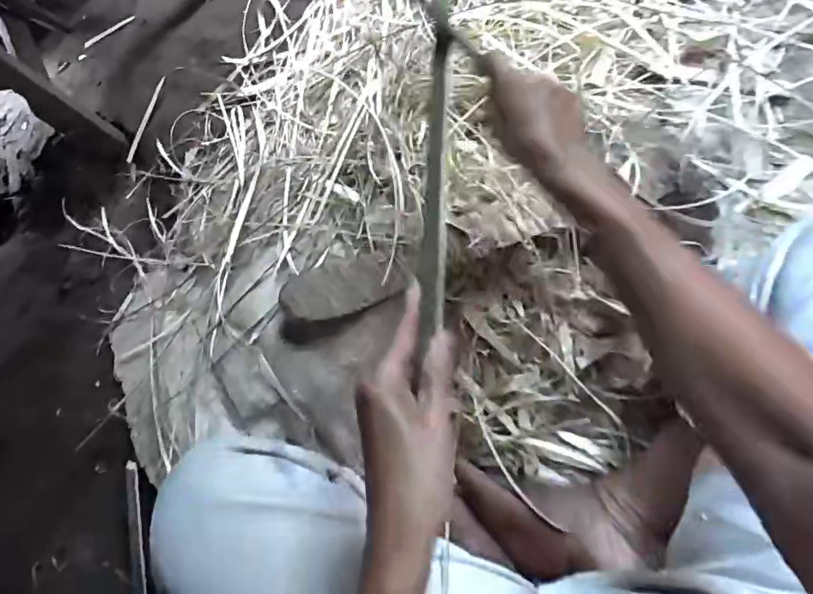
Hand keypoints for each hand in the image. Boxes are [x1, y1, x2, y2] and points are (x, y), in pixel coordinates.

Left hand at [357, 284, 456, 593]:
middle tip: (440, 308)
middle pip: (398, 351)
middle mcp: (369, 388)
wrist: (399, 530)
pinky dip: (416, 379)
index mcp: (381, 382)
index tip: (417, 283)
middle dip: (419, 334)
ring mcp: (371, 406)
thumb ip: (438, 372)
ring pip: (400, 370)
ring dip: (420, 358)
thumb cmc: (421, 473)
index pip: (400, 336)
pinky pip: (398, 387)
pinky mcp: (377, 422)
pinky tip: (434, 377)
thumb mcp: (437, 418)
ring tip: (441, 335)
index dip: (412, 310)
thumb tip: (442, 332)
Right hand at [484, 55, 596, 183]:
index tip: (484, 75)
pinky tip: (552, 123)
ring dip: (533, 96)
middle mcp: (533, 76)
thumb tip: (492, 94)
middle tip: (512, 109)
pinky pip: (555, 94)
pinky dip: (551, 103)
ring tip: (534, 120)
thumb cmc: (524, 147)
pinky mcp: (572, 94)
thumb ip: (493, 105)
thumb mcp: (497, 128)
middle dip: (513, 88)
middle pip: (518, 75)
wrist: (563, 160)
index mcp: (510, 82)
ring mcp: (555, 84)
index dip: (486, 65)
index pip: (493, 58)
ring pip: (537, 85)